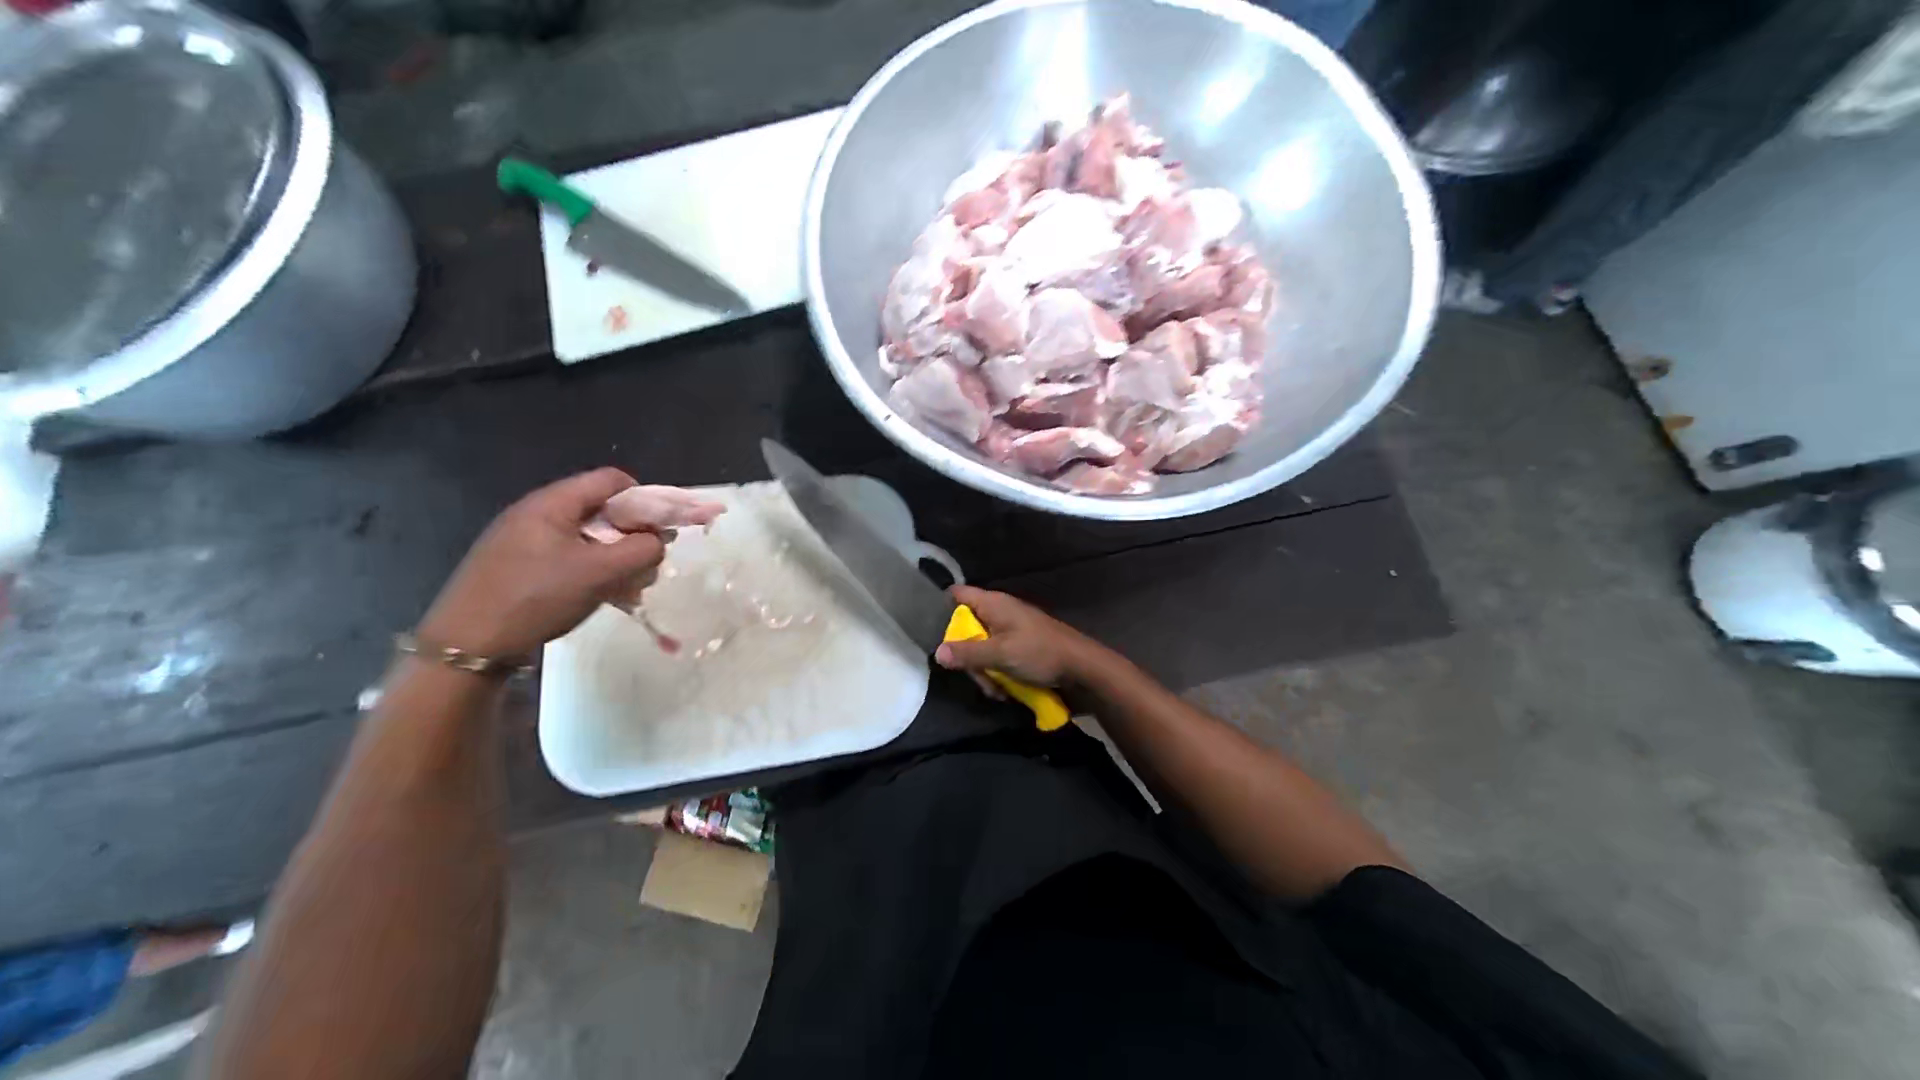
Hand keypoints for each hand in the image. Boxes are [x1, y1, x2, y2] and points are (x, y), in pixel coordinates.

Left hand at [417, 468, 666, 657]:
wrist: (467, 645)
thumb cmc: (536, 598)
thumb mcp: (599, 573)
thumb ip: (641, 550)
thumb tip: (657, 541)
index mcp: (553, 503)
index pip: (612, 480)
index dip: (645, 498)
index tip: (660, 531)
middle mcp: (538, 513)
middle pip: (603, 509)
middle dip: (633, 535)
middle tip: (647, 566)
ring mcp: (526, 541)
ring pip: (589, 538)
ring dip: (617, 559)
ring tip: (628, 589)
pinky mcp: (521, 566)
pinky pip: (570, 558)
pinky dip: (594, 572)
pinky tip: (604, 597)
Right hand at [933, 586, 1106, 691]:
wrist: (1082, 668)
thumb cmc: (1040, 653)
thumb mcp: (1000, 654)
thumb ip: (967, 653)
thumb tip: (937, 653)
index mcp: (993, 603)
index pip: (957, 595)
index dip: (941, 608)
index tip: (930, 629)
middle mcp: (1000, 612)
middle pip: (967, 629)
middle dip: (968, 656)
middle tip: (977, 675)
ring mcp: (1011, 631)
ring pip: (982, 649)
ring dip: (985, 671)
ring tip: (996, 689)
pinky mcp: (1021, 648)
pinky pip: (998, 658)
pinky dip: (999, 674)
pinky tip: (1006, 691)